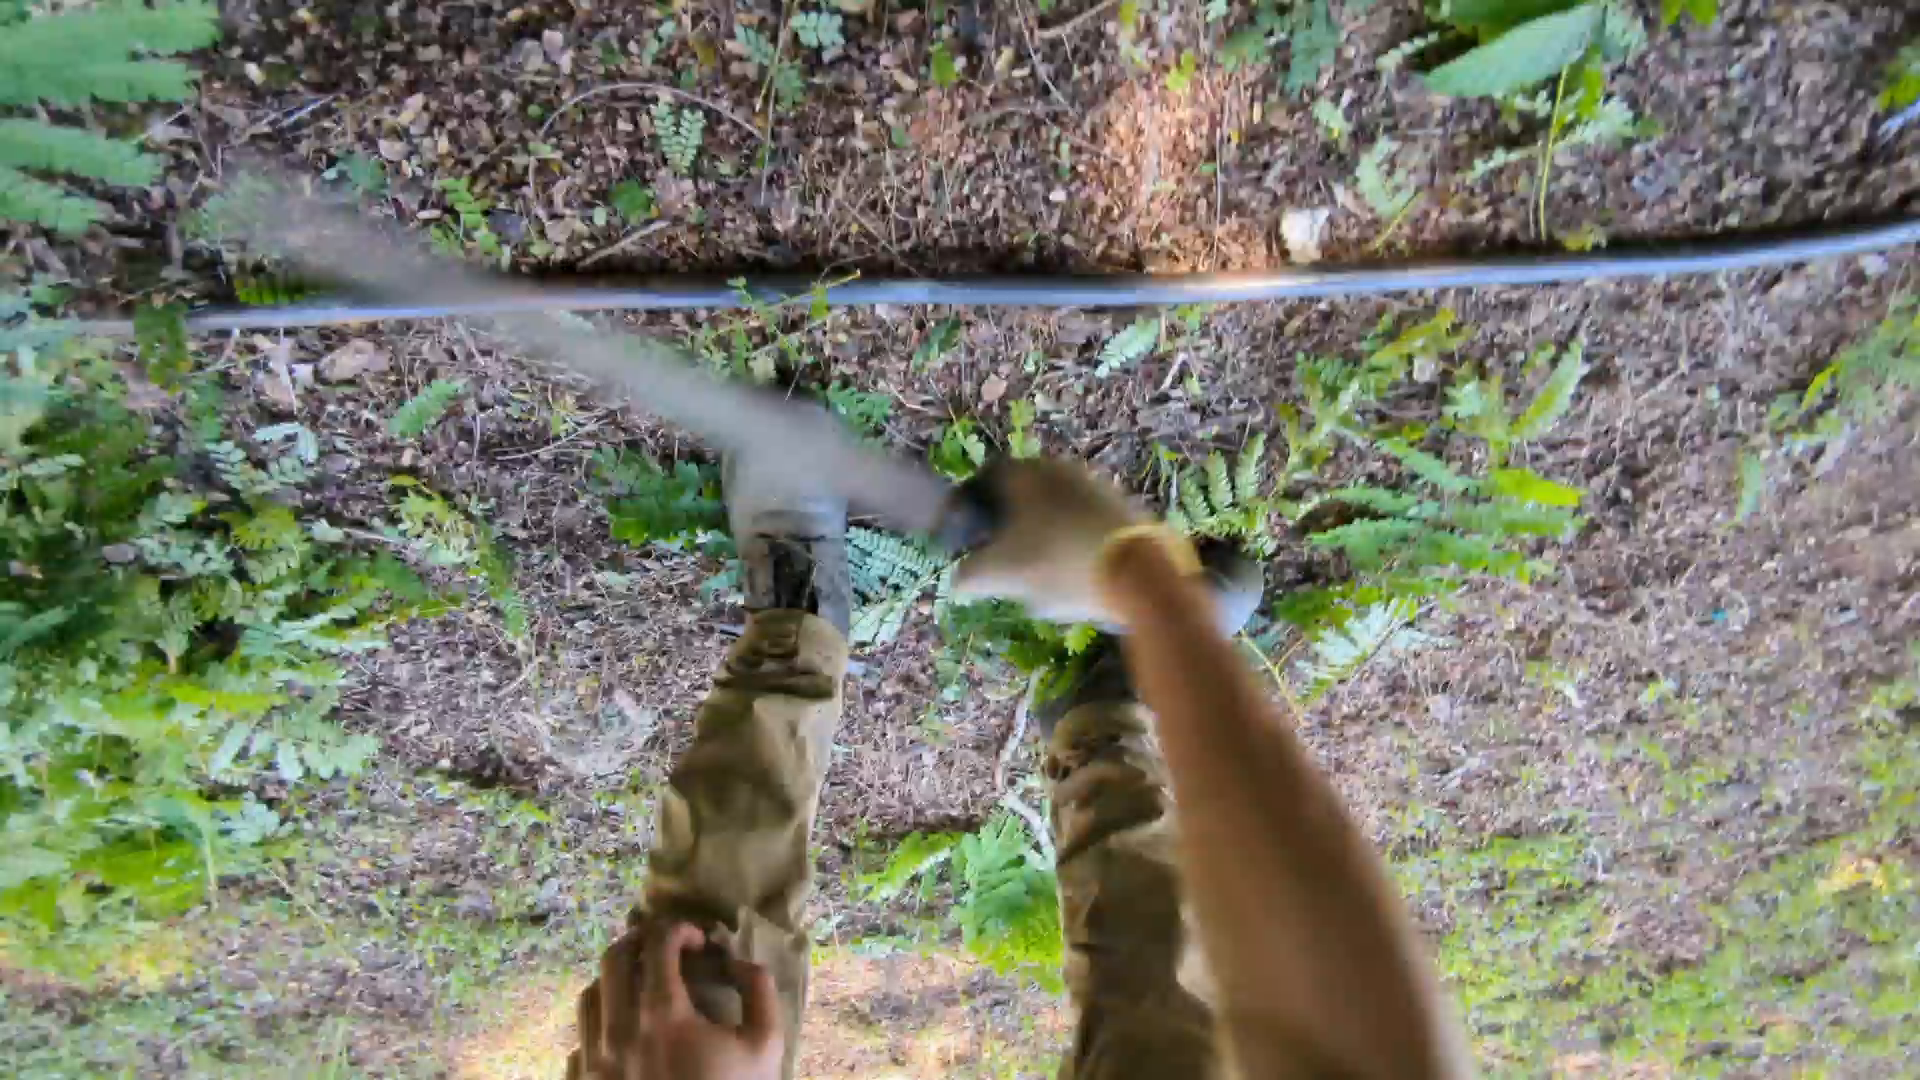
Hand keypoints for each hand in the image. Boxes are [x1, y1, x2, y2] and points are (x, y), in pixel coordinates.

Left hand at [574, 921, 784, 1079]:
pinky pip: (578, 1042)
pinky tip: (627, 1035)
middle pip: (613, 959)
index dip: (682, 929)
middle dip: (642, 941)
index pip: (659, 943)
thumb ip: (758, 987)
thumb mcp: (765, 1042)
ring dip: (617, 979)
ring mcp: (593, 1066)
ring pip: (589, 996)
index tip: (702, 943)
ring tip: (644, 987)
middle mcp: (618, 1033)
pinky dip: (600, 1025)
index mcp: (664, 1016)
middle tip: (667, 949)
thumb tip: (736, 961)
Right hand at [948, 458, 1144, 623]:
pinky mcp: (1121, 506)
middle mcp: (1057, 467)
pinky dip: (1070, 541)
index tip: (966, 537)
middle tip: (998, 556)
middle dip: (1006, 523)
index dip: (968, 507)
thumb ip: (968, 574)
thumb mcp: (999, 574)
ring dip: (1039, 533)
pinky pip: (1082, 521)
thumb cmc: (1057, 563)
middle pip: (1020, 493)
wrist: (1138, 571)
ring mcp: (1093, 484)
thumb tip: (959, 579)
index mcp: (1022, 473)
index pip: (984, 478)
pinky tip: (1072, 571)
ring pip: (1052, 507)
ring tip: (1036, 571)